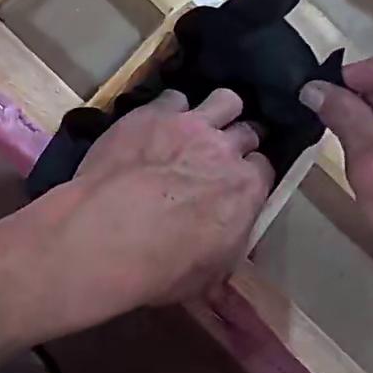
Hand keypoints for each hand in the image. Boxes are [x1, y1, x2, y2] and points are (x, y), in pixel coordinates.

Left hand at [34, 89, 272, 330]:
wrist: (109, 233)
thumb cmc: (164, 266)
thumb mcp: (209, 276)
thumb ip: (225, 252)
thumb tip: (228, 256)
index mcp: (246, 189)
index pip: (264, 168)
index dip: (251, 174)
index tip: (239, 182)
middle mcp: (224, 149)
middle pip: (248, 130)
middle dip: (240, 139)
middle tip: (222, 151)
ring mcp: (189, 125)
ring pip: (224, 99)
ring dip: (219, 109)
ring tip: (203, 122)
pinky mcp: (152, 113)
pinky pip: (173, 97)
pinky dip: (171, 107)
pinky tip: (158, 120)